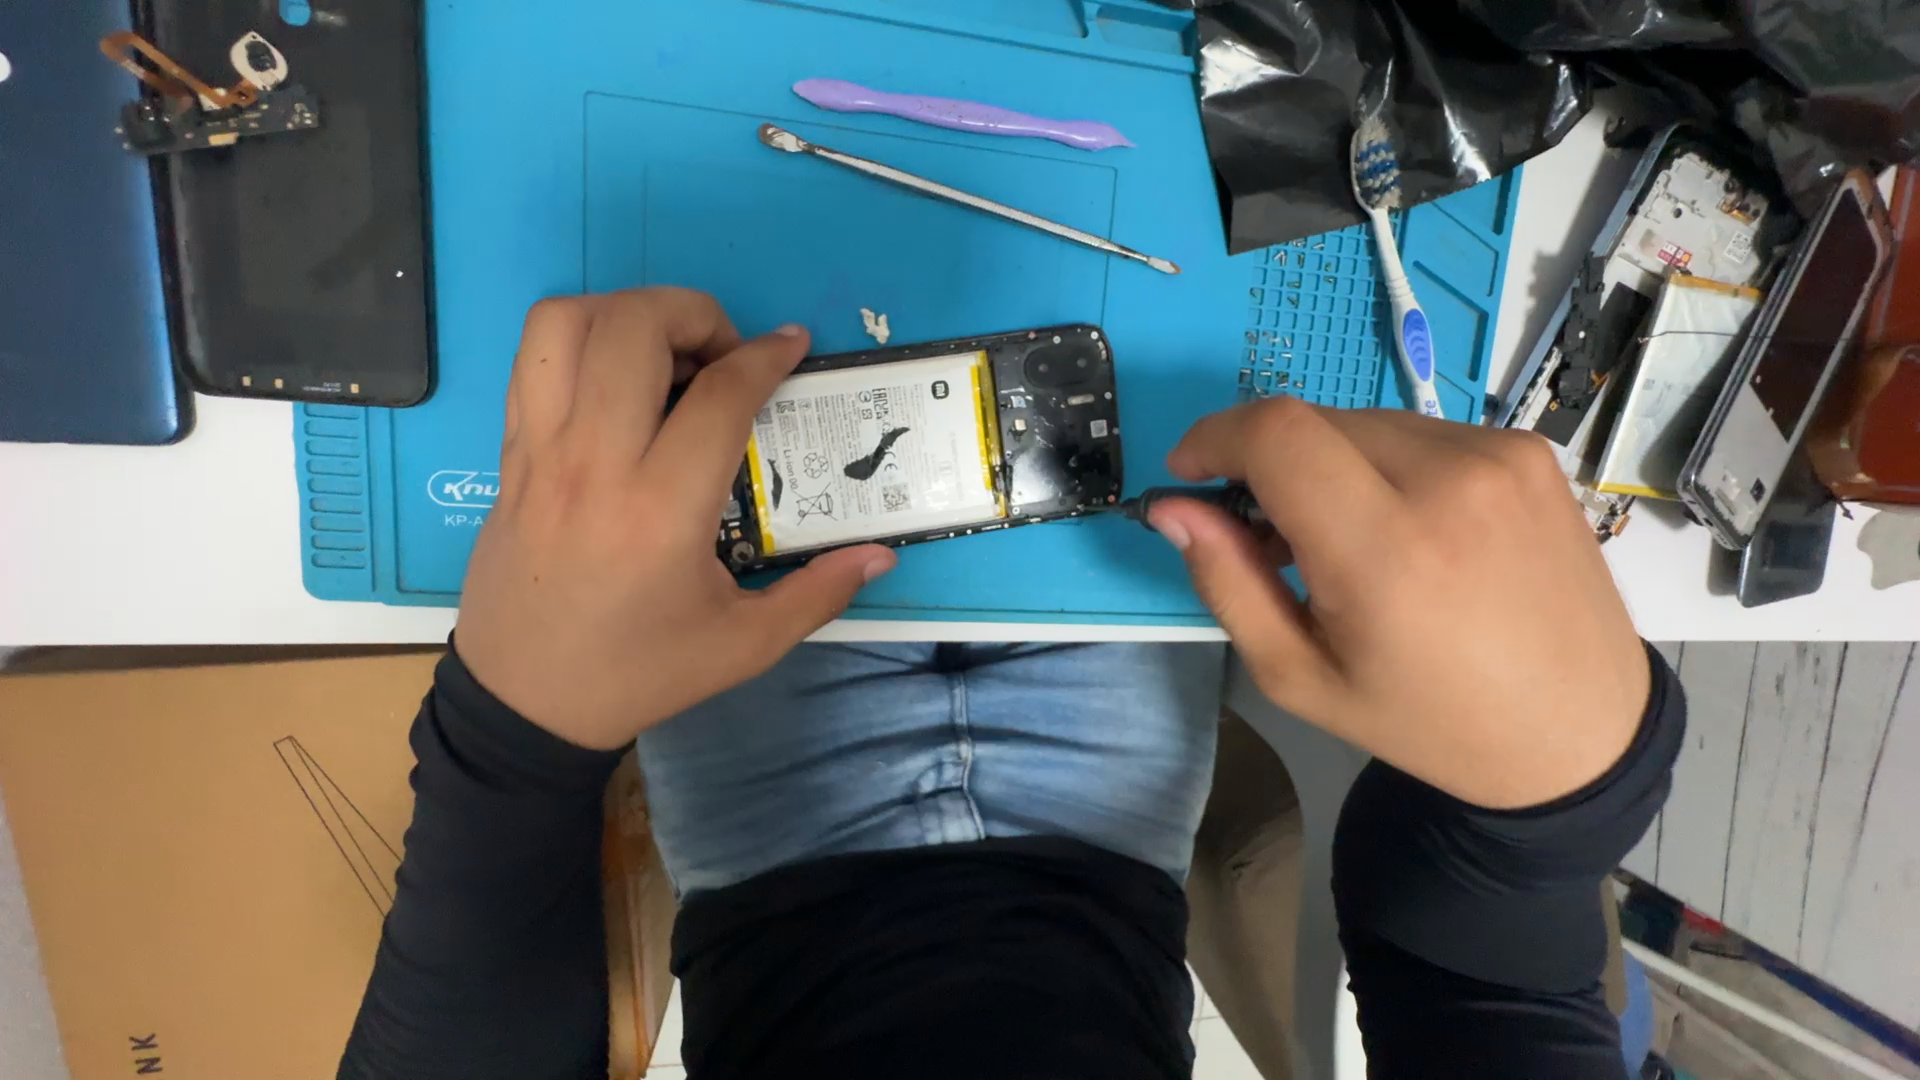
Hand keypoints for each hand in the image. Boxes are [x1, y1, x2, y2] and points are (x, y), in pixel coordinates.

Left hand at [453, 288, 895, 749]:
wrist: (524, 703)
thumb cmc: (642, 671)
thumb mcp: (745, 645)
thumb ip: (819, 594)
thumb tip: (881, 555)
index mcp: (661, 509)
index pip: (719, 395)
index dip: (767, 356)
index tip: (794, 347)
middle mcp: (594, 462)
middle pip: (634, 328)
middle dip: (696, 313)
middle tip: (729, 353)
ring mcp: (540, 451)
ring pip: (567, 323)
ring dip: (629, 311)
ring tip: (670, 350)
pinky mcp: (510, 454)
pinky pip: (533, 359)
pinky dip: (582, 337)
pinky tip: (621, 379)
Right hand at [1148, 399, 1648, 808]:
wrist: (1580, 731)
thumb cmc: (1422, 718)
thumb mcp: (1296, 674)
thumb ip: (1225, 582)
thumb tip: (1172, 508)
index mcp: (1386, 549)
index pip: (1276, 434)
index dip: (1214, 437)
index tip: (1189, 472)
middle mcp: (1449, 479)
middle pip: (1308, 422)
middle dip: (1260, 461)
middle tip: (1259, 530)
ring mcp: (1499, 455)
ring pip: (1357, 422)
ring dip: (1317, 463)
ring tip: (1331, 533)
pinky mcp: (1527, 449)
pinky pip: (1410, 431)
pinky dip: (1373, 463)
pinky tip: (1394, 522)